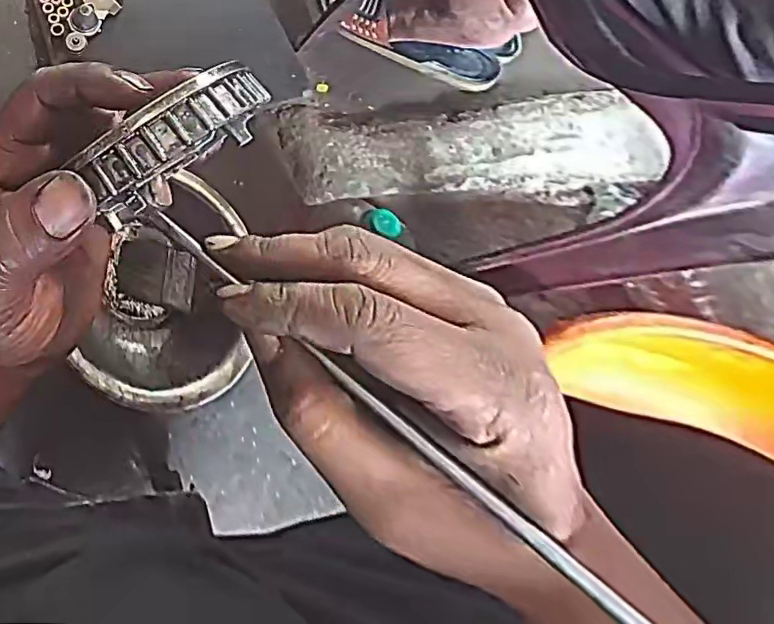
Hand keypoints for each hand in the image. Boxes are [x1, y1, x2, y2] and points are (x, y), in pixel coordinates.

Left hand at [0, 63, 188, 370]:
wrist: (13, 346)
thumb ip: (20, 240)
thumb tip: (67, 194)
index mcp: (6, 158)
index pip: (43, 97)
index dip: (86, 84)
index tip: (128, 92)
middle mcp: (45, 156)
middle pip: (91, 102)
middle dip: (137, 92)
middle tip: (180, 93)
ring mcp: (80, 174)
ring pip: (120, 127)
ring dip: (158, 117)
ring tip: (195, 110)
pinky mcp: (109, 198)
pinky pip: (139, 164)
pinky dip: (165, 155)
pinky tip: (185, 154)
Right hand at [213, 227, 584, 575]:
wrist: (546, 521)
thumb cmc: (477, 525)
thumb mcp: (383, 498)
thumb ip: (314, 414)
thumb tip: (265, 337)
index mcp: (489, 385)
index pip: (368, 315)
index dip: (289, 302)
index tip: (237, 303)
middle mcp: (493, 325)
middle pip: (367, 259)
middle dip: (284, 254)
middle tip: (228, 258)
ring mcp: (480, 301)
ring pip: (371, 248)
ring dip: (299, 250)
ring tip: (247, 260)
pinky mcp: (459, 294)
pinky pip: (380, 259)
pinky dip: (325, 261)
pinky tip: (290, 271)